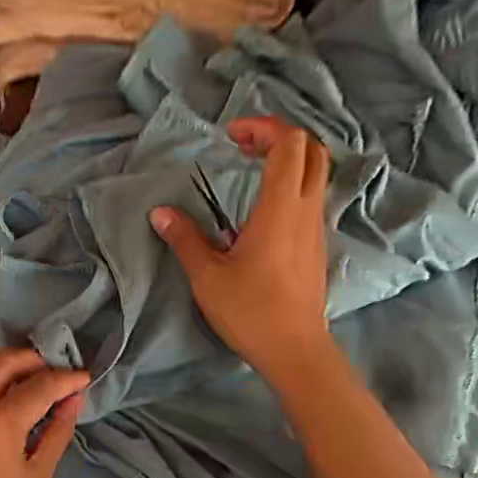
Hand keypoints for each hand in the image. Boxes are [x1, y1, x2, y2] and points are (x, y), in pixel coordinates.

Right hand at [149, 117, 332, 373]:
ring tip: (251, 174)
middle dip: (280, 138)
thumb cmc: (249, 311)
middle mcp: (306, 210)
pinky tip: (263, 212)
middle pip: (312, 150)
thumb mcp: (207, 275)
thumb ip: (185, 239)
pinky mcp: (316, 247)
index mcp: (280, 209)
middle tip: (245, 148)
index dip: (264, 128)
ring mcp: (316, 229)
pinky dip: (291, 187)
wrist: (293, 349)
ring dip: (288, 162)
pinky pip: (311, 200)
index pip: (289, 144)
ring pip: (316, 175)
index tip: (232, 136)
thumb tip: (161, 213)